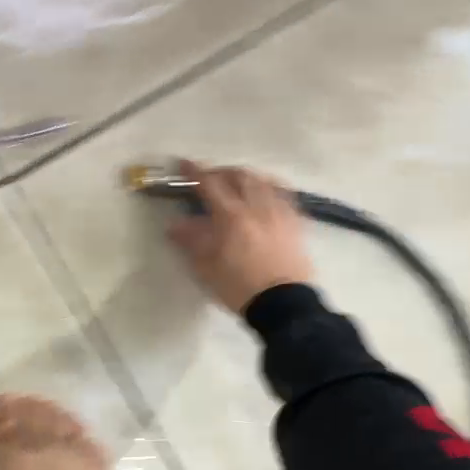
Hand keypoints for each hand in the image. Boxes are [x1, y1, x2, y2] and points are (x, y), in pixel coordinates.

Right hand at [165, 160, 312, 313]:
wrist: (284, 305)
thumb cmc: (239, 287)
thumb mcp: (206, 267)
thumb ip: (191, 241)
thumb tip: (174, 224)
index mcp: (231, 216)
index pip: (210, 185)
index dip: (195, 172)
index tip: (184, 163)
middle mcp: (257, 207)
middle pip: (240, 175)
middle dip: (222, 172)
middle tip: (211, 179)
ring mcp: (279, 212)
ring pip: (264, 181)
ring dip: (247, 177)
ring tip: (238, 183)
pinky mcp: (296, 222)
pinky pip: (284, 194)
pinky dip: (270, 187)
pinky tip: (265, 195)